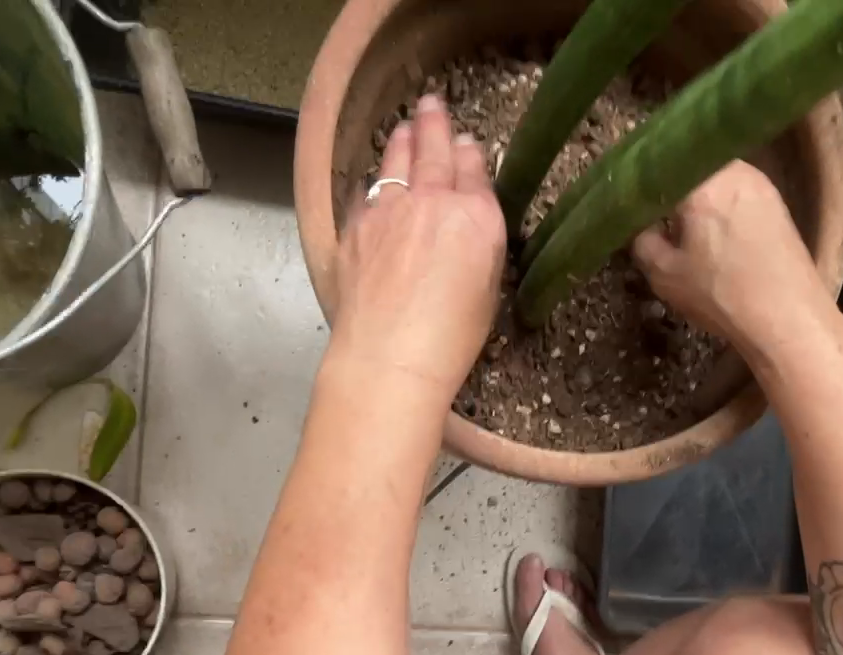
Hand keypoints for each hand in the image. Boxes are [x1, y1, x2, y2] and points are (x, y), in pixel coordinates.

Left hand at [329, 95, 505, 400]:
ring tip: (405, 127)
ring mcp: (389, 208)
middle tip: (432, 105)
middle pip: (434, 149)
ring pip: (395, 159)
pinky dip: (375, 181)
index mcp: (477, 219)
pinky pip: (367, 190)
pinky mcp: (355, 226)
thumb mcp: (487, 294)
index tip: (467, 144)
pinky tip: (375, 181)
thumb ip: (481, 247)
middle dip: (435, 124)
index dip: (470, 154)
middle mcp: (434, 201)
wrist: (388, 360)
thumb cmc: (449, 342)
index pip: (474, 171)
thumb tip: (471, 223)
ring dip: (402, 139)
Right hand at [631, 161, 842, 371]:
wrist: (786, 315)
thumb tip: (638, 225)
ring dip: (693, 195)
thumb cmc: (721, 294)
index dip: (634, 182)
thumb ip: (642, 242)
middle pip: (686, 166)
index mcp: (699, 181)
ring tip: (677, 222)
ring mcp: (758, 181)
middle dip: (666, 186)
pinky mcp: (775, 199)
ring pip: (711, 176)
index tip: (621, 197)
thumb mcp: (665, 276)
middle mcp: (731, 169)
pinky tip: (710, 230)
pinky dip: (716, 203)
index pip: (656, 166)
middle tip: (648, 211)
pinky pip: (734, 190)